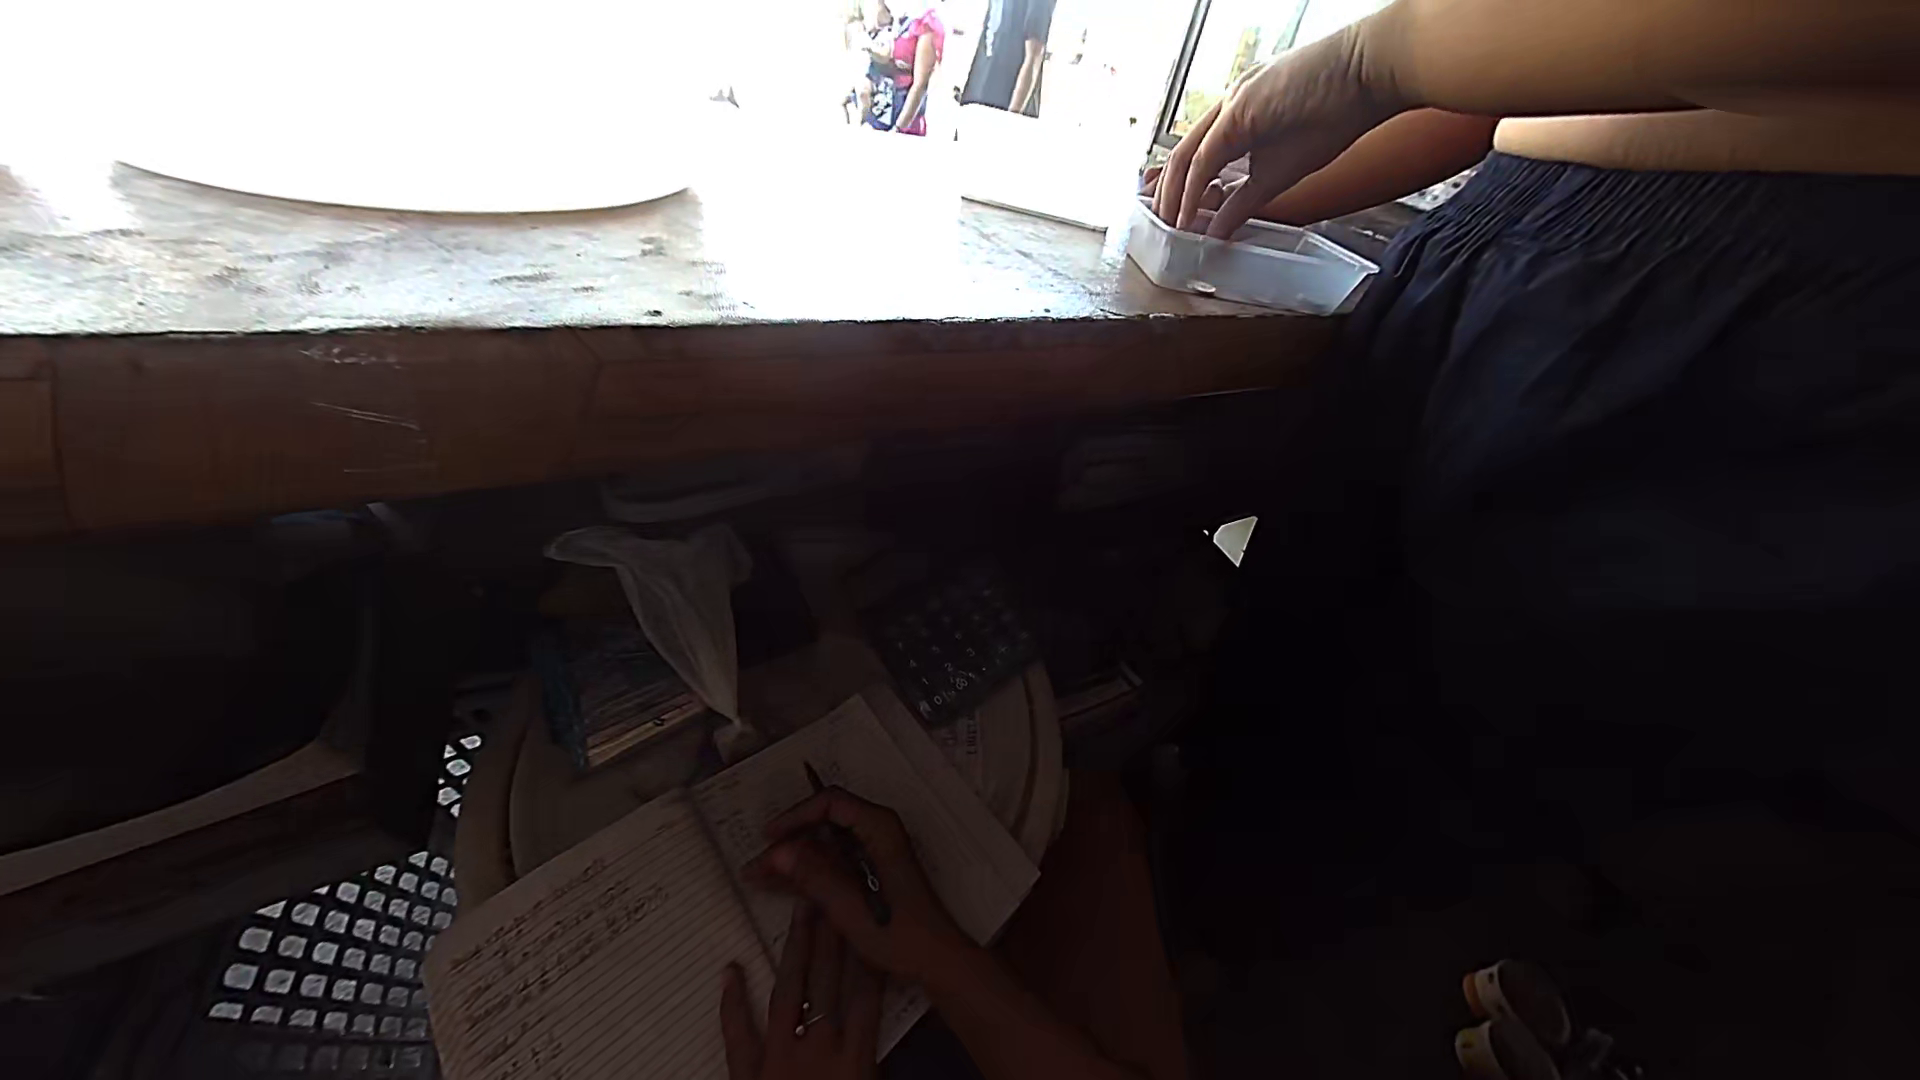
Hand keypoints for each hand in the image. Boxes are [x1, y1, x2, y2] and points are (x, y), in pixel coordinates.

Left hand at [720, 901, 882, 1079]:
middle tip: (833, 894)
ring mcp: (778, 1059)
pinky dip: (733, 1004)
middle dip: (832, 934)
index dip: (868, 954)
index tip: (868, 918)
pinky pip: (738, 1038)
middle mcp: (817, 1049)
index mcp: (854, 1060)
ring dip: (797, 948)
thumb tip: (884, 1022)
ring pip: (789, 991)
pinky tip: (731, 970)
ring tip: (801, 910)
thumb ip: (873, 1057)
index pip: (866, 993)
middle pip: (828, 979)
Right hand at [748, 788, 974, 985]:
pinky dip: (808, 870)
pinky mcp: (869, 867)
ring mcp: (873, 848)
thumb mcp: (850, 906)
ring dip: (794, 857)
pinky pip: (833, 858)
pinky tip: (780, 884)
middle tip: (757, 863)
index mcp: (879, 826)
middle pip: (826, 819)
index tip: (769, 837)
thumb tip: (778, 852)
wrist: (933, 958)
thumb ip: (814, 876)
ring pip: (826, 840)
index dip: (796, 815)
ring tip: (758, 875)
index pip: (831, 803)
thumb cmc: (899, 932)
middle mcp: (877, 829)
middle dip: (790, 839)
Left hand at [1153, 24, 1404, 237]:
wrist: (1373, 73)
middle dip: (1165, 197)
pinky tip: (1186, 217)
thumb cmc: (1335, 117)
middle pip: (1180, 156)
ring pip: (1184, 156)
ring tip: (1168, 229)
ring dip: (1172, 197)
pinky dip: (1191, 192)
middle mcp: (1228, 106)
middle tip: (1160, 230)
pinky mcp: (1240, 109)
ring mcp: (1231, 103)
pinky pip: (1204, 158)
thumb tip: (1217, 235)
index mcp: (1237, 117)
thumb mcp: (1275, 176)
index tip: (1171, 221)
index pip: (1194, 156)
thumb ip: (1241, 204)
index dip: (1177, 191)